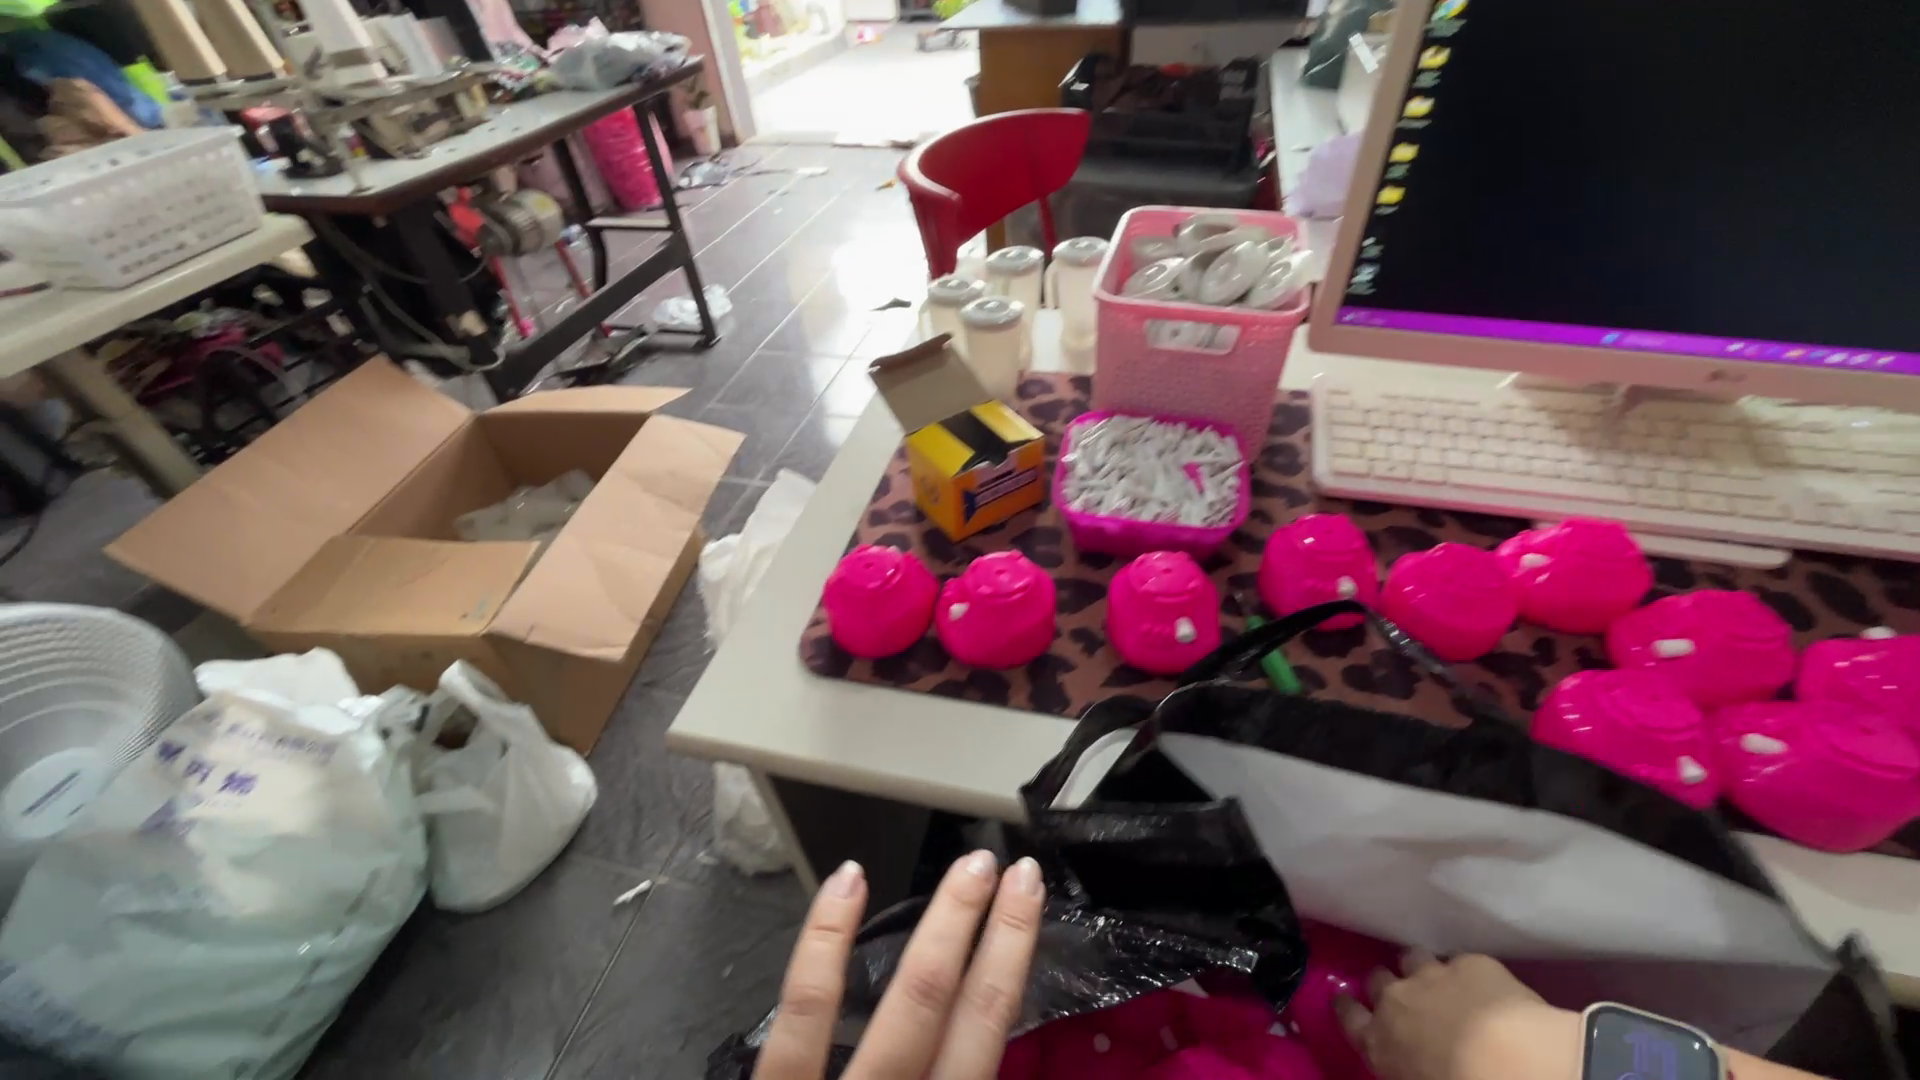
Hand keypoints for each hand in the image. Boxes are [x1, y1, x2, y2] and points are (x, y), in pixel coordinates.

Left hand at [753, 850, 1046, 1079]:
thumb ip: (950, 1076)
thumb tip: (984, 1044)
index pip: (988, 1033)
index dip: (1012, 957)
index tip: (1027, 899)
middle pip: (955, 1011)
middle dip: (989, 932)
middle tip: (1009, 868)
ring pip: (900, 1003)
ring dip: (942, 926)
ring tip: (968, 868)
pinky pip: (801, 1015)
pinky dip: (825, 940)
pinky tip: (847, 880)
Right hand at [1334, 950, 1579, 1079]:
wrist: (1517, 1067)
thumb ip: (1406, 1073)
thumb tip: (1412, 1069)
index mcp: (1380, 1042)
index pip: (1349, 1017)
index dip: (1346, 1007)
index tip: (1345, 1000)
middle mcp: (1397, 1000)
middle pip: (1378, 980)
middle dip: (1388, 987)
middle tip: (1407, 1002)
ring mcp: (1433, 976)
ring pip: (1415, 959)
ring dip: (1424, 971)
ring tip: (1444, 987)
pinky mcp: (1473, 965)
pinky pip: (1464, 963)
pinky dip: (1472, 976)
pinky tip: (1489, 991)